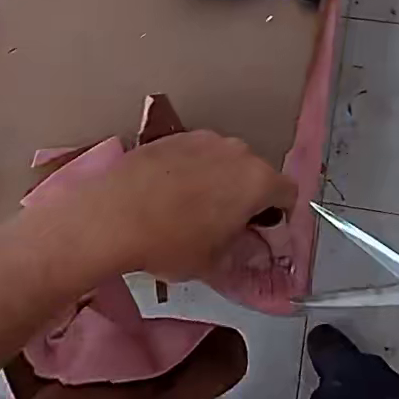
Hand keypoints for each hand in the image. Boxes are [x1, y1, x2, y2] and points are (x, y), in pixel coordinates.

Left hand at [18, 130, 295, 285]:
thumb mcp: (213, 262)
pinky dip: (194, 171)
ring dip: (222, 182)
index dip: (280, 217)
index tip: (262, 234)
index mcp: (259, 180)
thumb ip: (245, 255)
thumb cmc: (170, 242)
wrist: (109, 215)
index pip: (289, 194)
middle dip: (250, 199)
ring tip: (192, 210)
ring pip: (227, 162)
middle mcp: (240, 151)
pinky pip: (198, 154)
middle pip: (258, 175)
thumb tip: (257, 254)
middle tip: (227, 226)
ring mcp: (206, 139)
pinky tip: (169, 195)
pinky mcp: (176, 136)